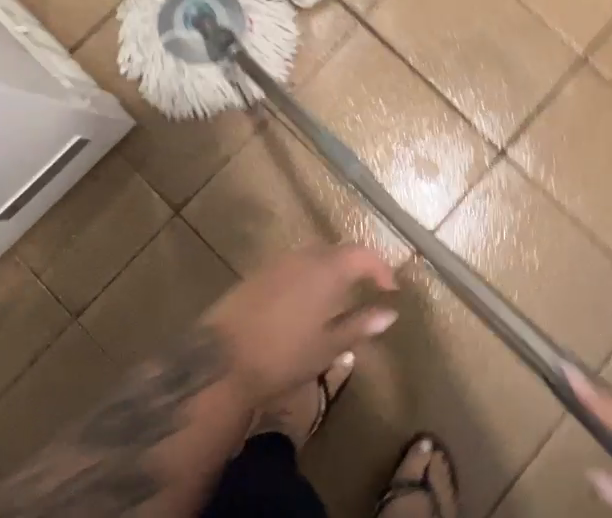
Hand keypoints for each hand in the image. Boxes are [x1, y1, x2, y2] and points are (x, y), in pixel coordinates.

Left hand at [201, 245, 398, 403]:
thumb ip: (360, 325)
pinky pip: (292, 266)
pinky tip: (306, 303)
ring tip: (338, 299)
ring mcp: (276, 263)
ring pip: (313, 257)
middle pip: (337, 251)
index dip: (380, 268)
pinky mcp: (256, 274)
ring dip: (331, 271)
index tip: (391, 289)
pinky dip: (308, 277)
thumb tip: (390, 313)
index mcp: (326, 270)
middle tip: (367, 291)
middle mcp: (302, 257)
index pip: (362, 254)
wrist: (220, 360)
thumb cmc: (283, 356)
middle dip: (356, 267)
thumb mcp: (328, 346)